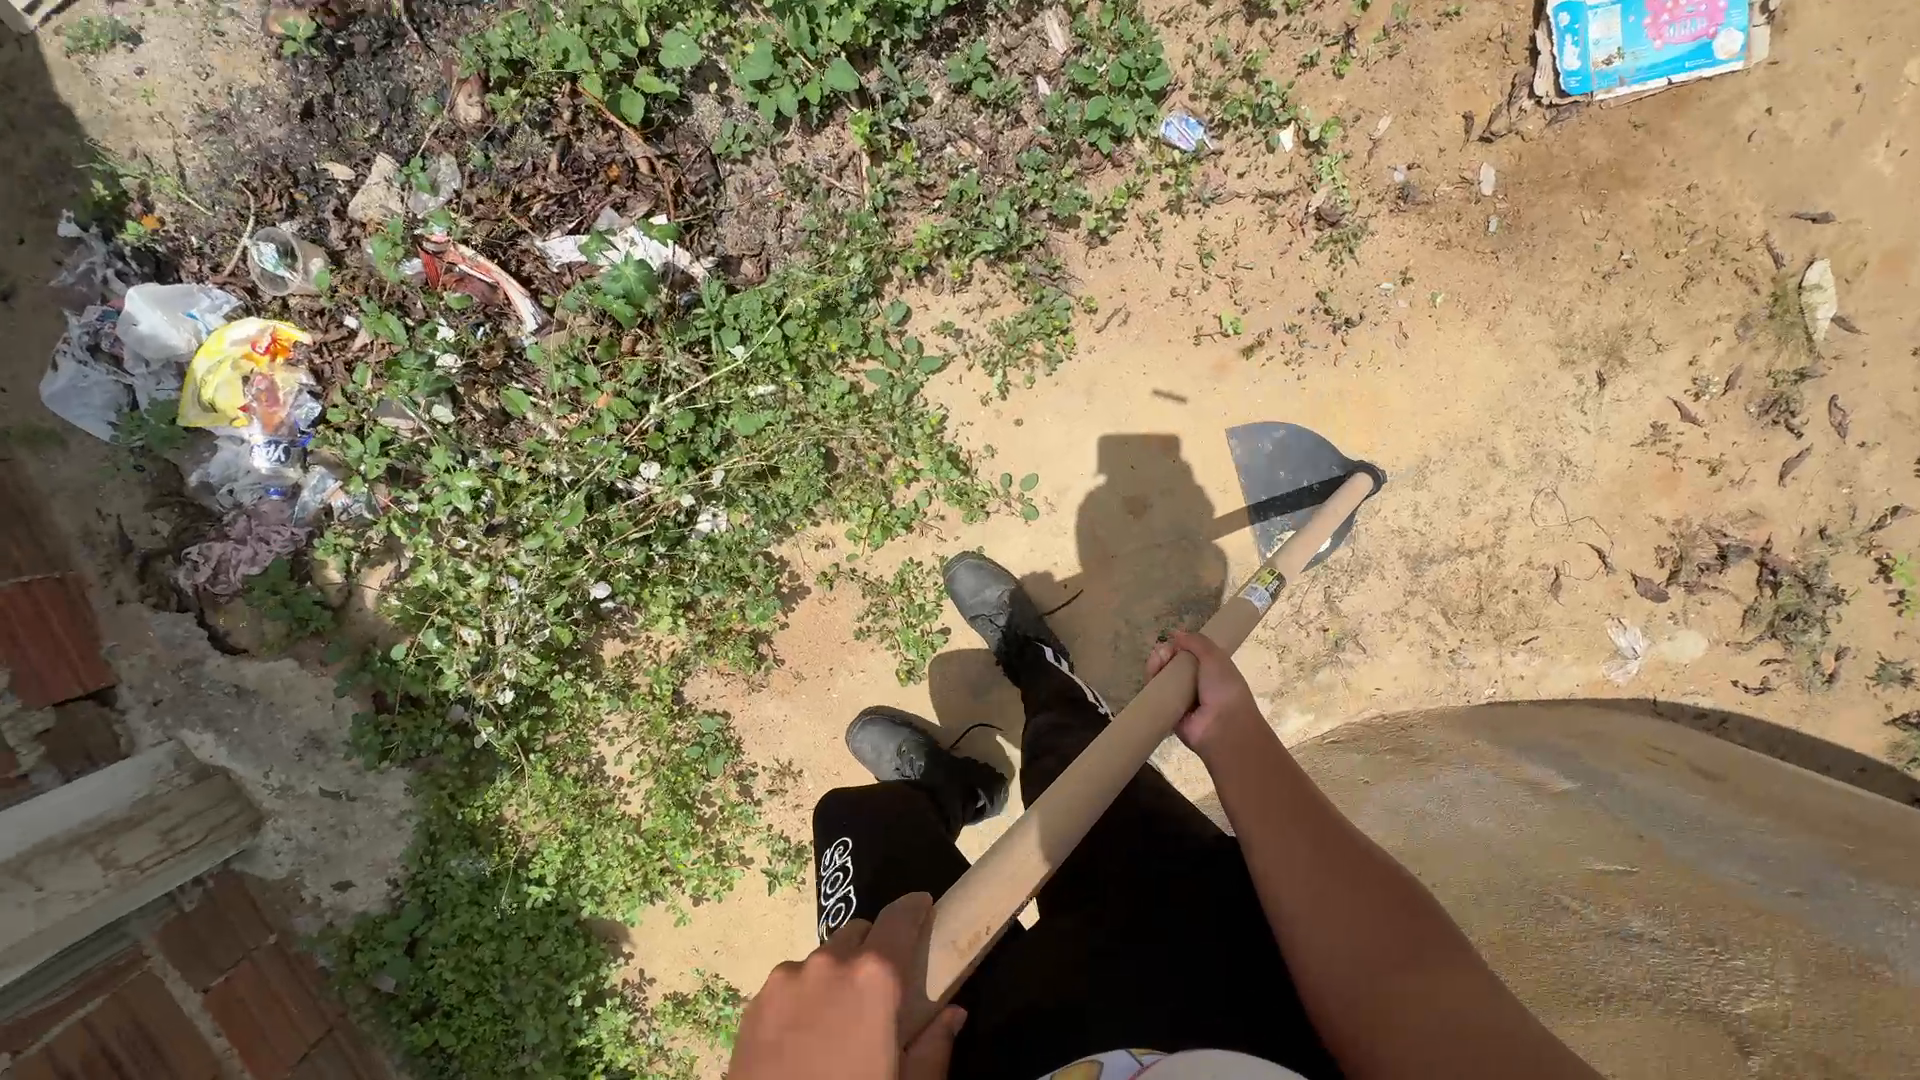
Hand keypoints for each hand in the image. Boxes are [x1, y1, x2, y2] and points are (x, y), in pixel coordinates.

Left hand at [727, 892, 966, 1079]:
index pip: (900, 917)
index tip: (924, 911)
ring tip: (838, 1024)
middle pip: (860, 935)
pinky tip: (805, 1040)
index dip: (915, 910)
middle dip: (874, 952)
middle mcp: (829, 963)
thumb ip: (933, 1047)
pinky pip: (791, 983)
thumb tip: (952, 1015)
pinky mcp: (755, 1003)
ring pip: (823, 959)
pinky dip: (804, 997)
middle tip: (881, 994)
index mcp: (874, 979)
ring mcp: (786, 980)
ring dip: (836, 977)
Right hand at [1144, 630, 1270, 760]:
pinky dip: (1151, 683)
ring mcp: (1181, 698)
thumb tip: (1175, 633)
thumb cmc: (1224, 688)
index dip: (1179, 646)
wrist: (1222, 726)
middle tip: (1163, 653)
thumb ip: (1196, 642)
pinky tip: (1151, 675)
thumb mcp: (1215, 657)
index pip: (1189, 654)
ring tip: (1157, 661)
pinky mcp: (1168, 711)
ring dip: (1156, 666)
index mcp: (1211, 671)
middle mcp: (1196, 684)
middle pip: (1173, 664)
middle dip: (1165, 654)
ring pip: (1162, 677)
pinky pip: (1155, 694)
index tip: (1173, 641)